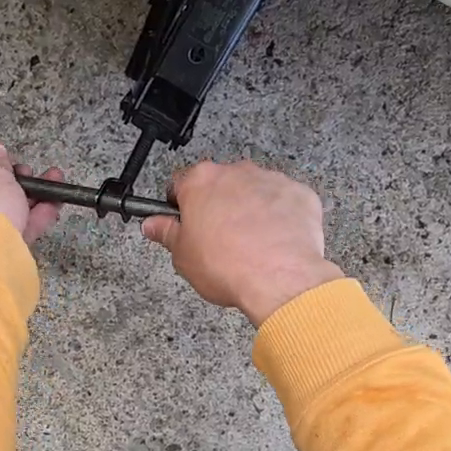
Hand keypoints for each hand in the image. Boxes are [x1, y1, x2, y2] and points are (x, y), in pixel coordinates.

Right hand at [142, 160, 344, 324]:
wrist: (278, 278)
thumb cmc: (228, 265)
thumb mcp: (182, 255)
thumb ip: (166, 233)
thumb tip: (152, 225)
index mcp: (201, 182)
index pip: (180, 183)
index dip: (179, 205)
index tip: (182, 222)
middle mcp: (235, 173)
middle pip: (219, 185)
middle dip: (216, 207)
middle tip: (215, 240)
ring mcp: (270, 180)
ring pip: (253, 192)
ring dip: (248, 211)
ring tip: (248, 246)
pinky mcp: (298, 194)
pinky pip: (283, 202)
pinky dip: (277, 218)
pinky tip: (272, 243)